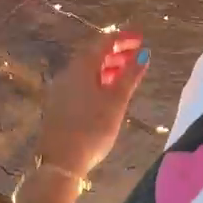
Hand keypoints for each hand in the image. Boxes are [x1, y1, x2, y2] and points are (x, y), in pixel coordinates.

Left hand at [34, 30, 149, 181]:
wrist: (59, 164)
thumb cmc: (92, 128)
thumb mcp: (116, 101)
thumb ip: (131, 75)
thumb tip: (144, 53)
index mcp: (82, 66)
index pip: (105, 41)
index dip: (124, 38)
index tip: (141, 39)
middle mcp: (68, 72)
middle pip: (94, 54)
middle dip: (116, 52)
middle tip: (136, 55)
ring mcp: (61, 89)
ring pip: (87, 70)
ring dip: (107, 67)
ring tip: (126, 74)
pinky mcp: (58, 105)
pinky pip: (80, 83)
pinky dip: (97, 80)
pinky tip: (107, 92)